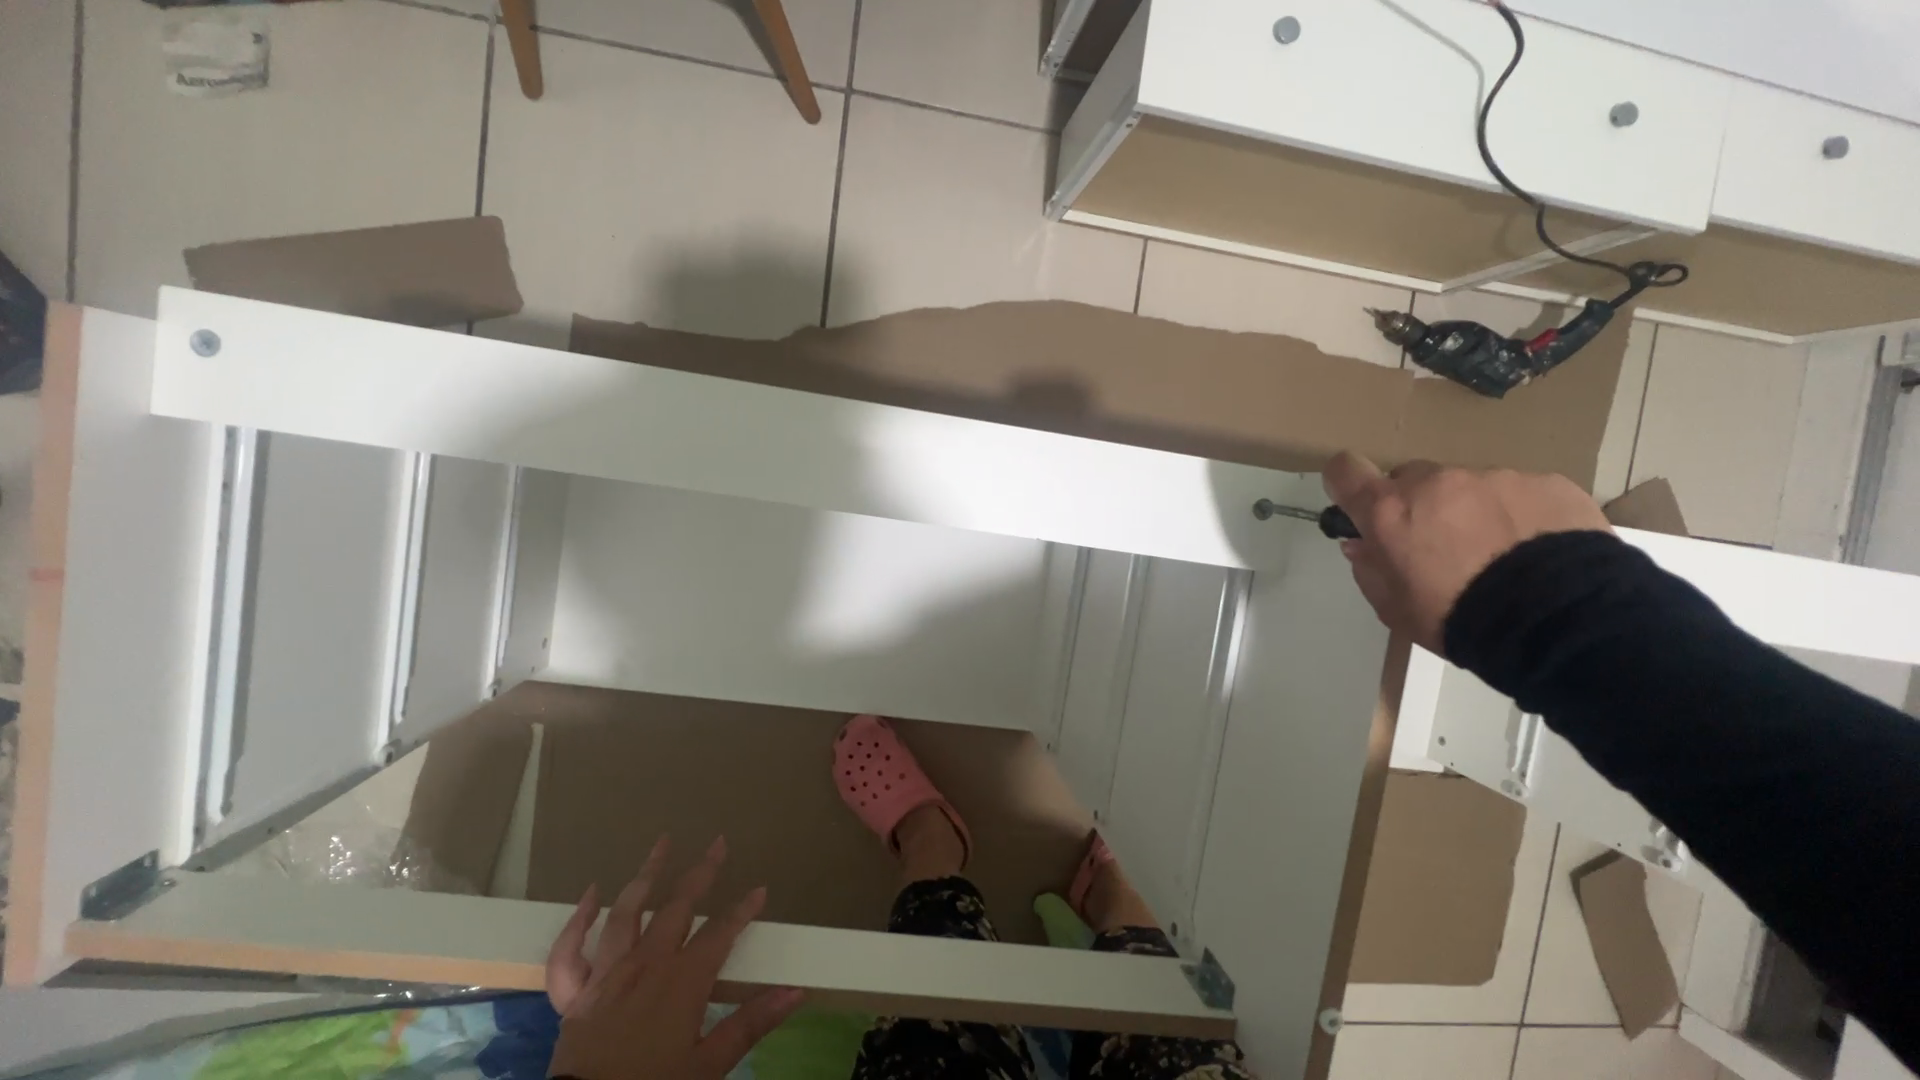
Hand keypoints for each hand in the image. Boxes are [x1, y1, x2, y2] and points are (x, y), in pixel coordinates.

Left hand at [544, 835, 804, 1078]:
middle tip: (717, 842)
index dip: (742, 910)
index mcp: (683, 980)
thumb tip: (796, 992)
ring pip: (626, 913)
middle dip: (701, 873)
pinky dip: (578, 920)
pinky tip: (591, 893)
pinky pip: (570, 951)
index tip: (760, 889)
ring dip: (645, 876)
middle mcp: (646, 964)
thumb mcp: (710, 1065)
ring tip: (661, 845)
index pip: (721, 933)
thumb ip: (752, 1024)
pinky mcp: (576, 993)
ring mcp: (607, 973)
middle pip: (677, 907)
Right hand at [1322, 451, 1610, 653]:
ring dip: (1470, 510)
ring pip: (1467, 485)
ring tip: (1498, 553)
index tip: (1358, 504)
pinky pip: (1518, 492)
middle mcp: (1436, 482)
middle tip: (1439, 544)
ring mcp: (1493, 477)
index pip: (1345, 470)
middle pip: (1411, 479)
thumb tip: (1361, 544)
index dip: (1347, 484)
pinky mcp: (1544, 482)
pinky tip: (1534, 549)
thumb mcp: (1394, 608)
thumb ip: (1369, 569)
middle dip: (1417, 504)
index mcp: (1390, 511)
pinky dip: (1518, 513)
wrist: (1557, 621)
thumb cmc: (1457, 618)